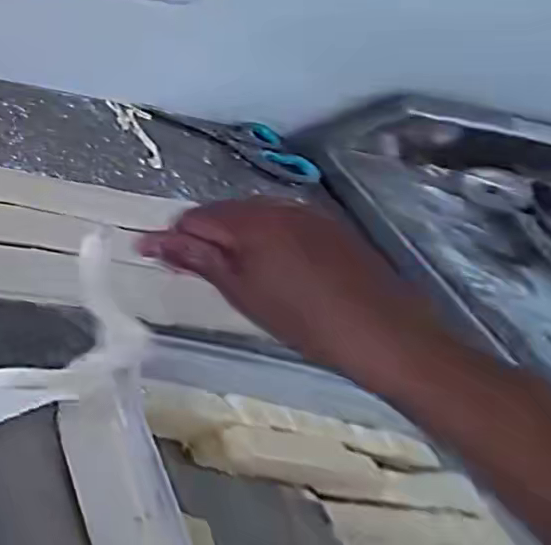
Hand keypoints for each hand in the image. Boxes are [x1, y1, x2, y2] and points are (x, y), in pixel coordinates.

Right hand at [138, 198, 445, 379]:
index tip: (159, 260)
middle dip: (205, 236)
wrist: (399, 344)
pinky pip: (282, 222)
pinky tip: (279, 269)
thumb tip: (151, 240)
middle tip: (202, 272)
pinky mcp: (332, 228)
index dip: (173, 239)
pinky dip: (268, 239)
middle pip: (219, 213)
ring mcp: (307, 214)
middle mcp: (274, 206)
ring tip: (241, 273)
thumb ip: (195, 259)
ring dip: (236, 237)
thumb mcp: (241, 293)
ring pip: (250, 216)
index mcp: (247, 220)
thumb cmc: (307, 322)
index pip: (190, 218)